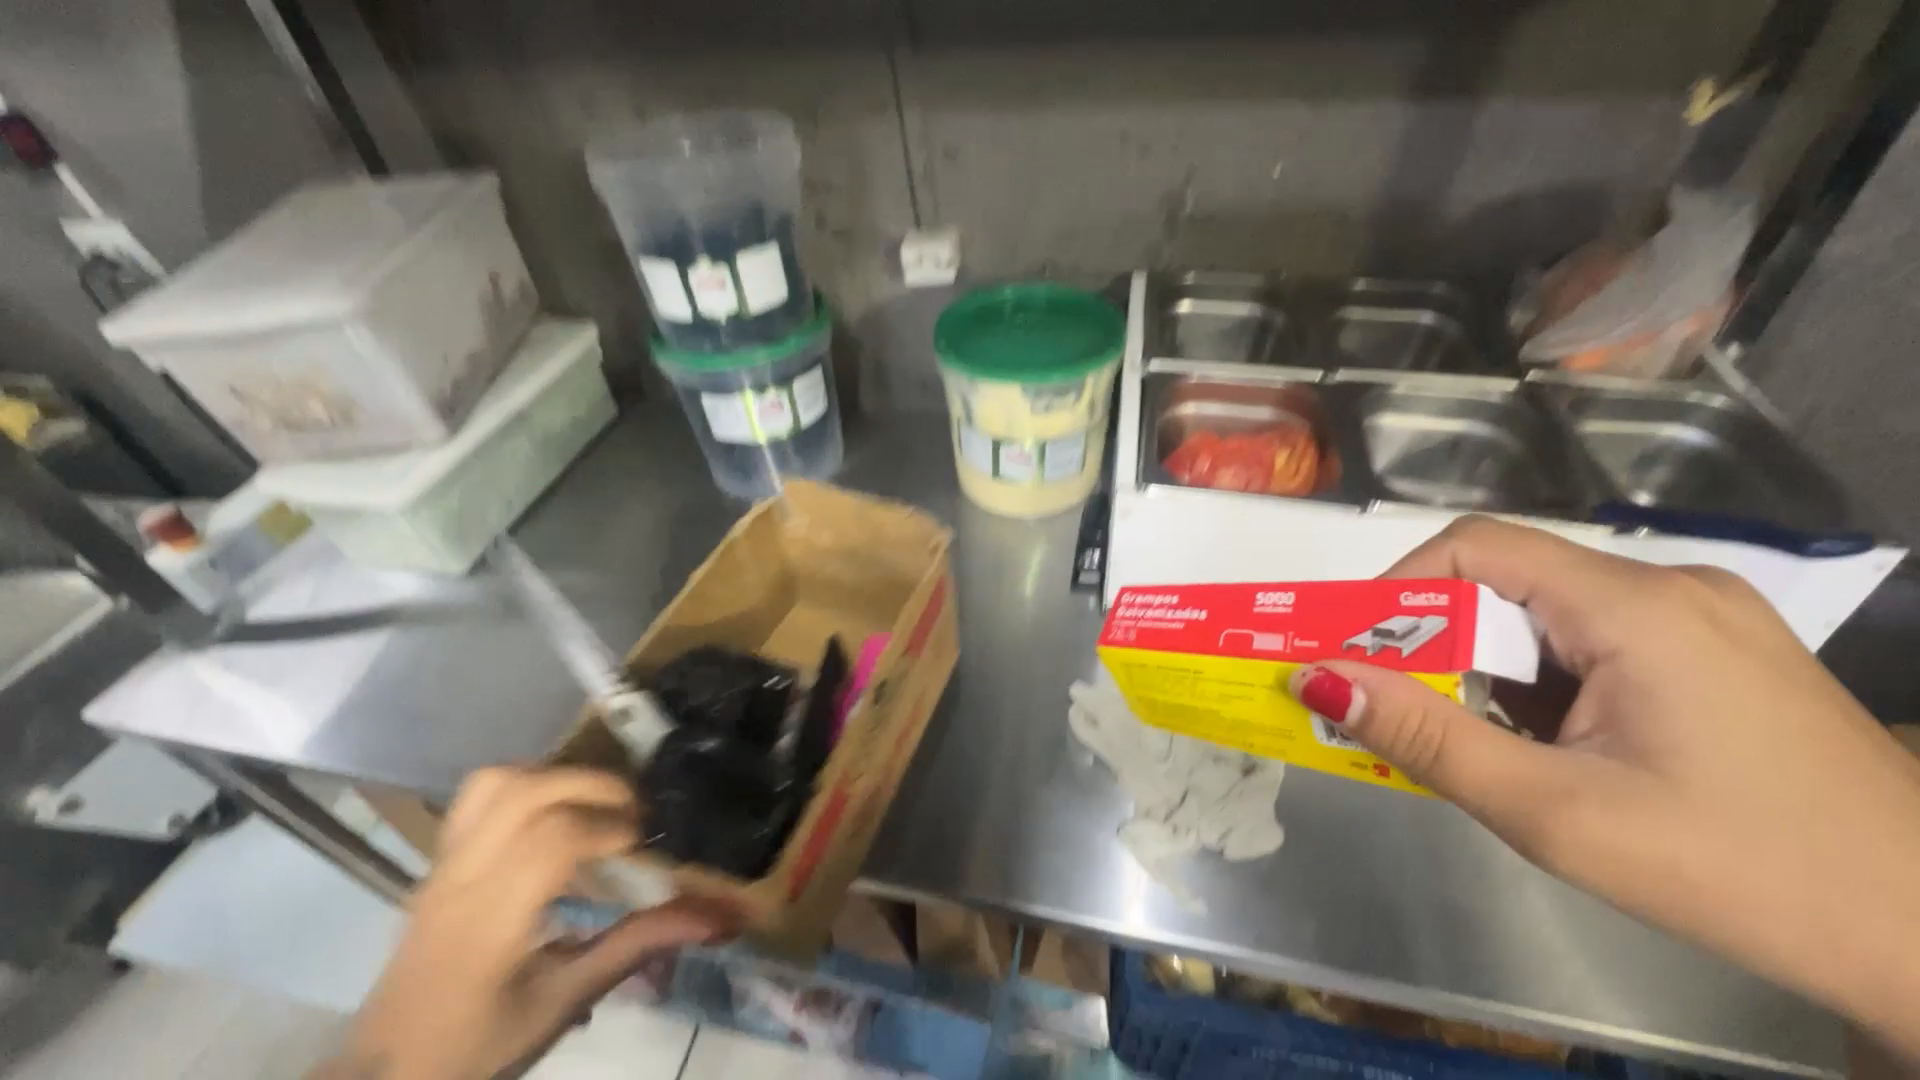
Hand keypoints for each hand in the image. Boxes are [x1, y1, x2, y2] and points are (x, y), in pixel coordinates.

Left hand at [314, 767, 736, 1079]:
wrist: (391, 1073)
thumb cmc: (482, 1044)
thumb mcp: (566, 1000)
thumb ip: (637, 946)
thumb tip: (717, 918)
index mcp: (491, 919)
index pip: (553, 838)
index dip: (610, 827)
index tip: (644, 845)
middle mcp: (461, 878)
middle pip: (525, 792)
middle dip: (592, 786)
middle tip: (632, 813)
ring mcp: (442, 865)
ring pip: (494, 783)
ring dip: (556, 777)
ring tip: (593, 804)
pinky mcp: (436, 862)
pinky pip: (476, 797)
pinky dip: (525, 786)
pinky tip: (554, 813)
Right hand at [1284, 517, 1919, 1058]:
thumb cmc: (1737, 871)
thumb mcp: (1555, 810)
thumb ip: (1427, 737)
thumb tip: (1317, 679)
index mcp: (1636, 607)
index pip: (1476, 546)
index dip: (1395, 587)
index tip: (1349, 650)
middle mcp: (1671, 589)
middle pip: (1510, 583)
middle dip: (1435, 642)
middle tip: (1391, 707)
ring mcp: (1705, 622)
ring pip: (1549, 618)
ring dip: (1490, 671)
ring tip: (1476, 744)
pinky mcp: (1721, 656)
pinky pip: (1593, 645)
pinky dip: (1541, 685)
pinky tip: (1548, 749)